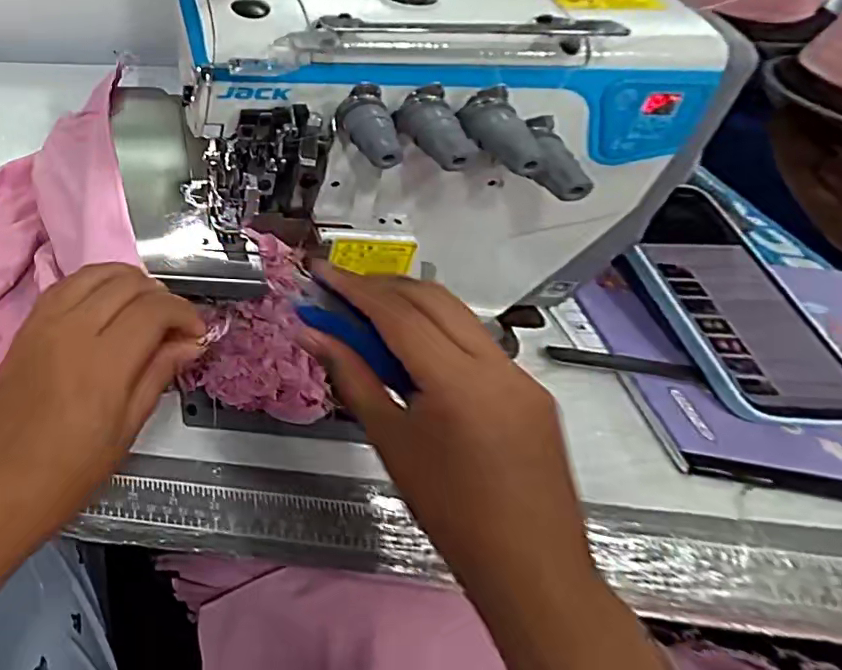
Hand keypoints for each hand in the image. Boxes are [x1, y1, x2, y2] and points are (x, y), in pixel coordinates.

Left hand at [0, 264, 204, 626]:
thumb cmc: (66, 474)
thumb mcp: (125, 431)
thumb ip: (158, 374)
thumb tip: (190, 343)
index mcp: (103, 362)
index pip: (153, 310)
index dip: (183, 313)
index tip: (196, 333)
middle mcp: (73, 329)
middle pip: (127, 283)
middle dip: (160, 296)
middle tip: (173, 324)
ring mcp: (46, 321)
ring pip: (97, 273)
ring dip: (128, 281)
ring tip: (143, 309)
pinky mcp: (28, 322)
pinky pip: (67, 283)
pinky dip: (94, 283)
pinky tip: (106, 304)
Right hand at [299, 266, 660, 669]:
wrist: (531, 569)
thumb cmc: (449, 508)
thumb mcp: (388, 437)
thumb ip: (350, 373)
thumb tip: (310, 334)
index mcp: (459, 382)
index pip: (398, 313)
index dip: (354, 287)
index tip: (320, 272)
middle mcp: (498, 367)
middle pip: (433, 298)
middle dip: (383, 285)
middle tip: (341, 290)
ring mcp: (521, 377)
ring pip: (458, 314)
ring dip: (411, 303)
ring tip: (370, 314)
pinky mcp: (531, 392)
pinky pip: (477, 341)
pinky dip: (438, 330)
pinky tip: (413, 352)